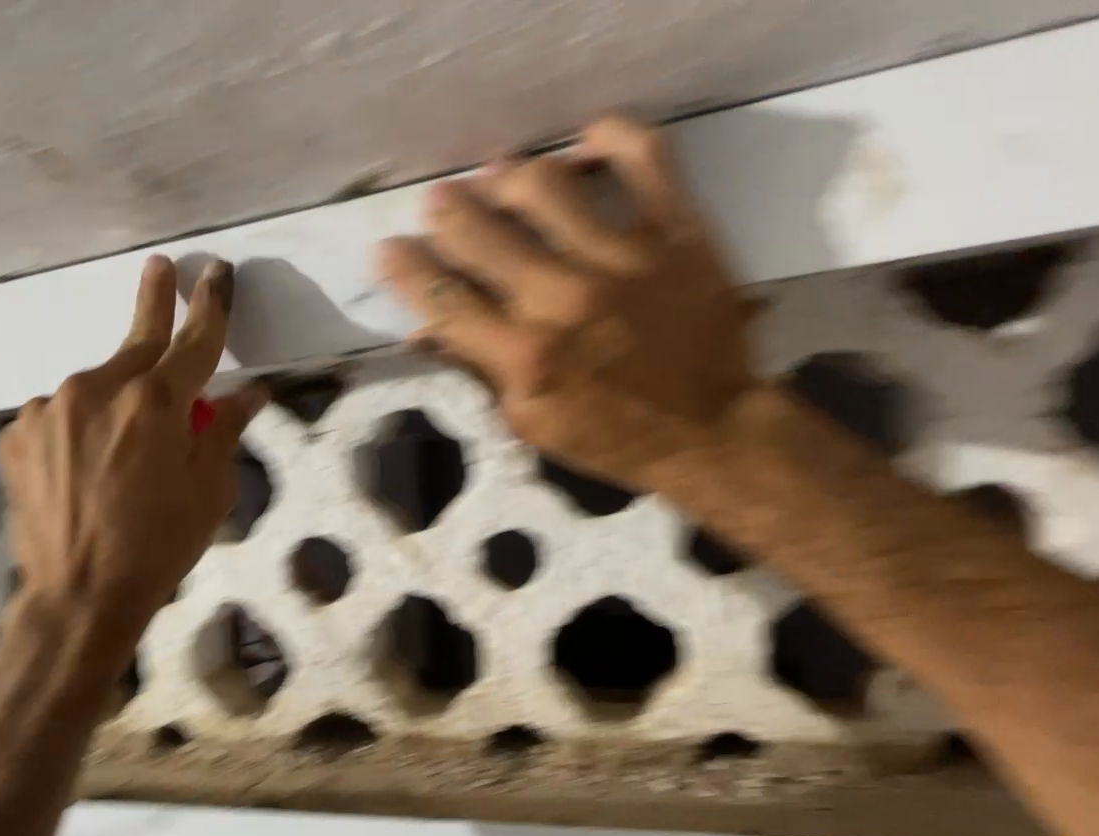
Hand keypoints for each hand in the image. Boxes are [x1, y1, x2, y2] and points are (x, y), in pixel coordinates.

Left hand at [0, 256, 265, 626]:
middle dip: (155, 302)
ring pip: (96, 386)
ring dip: (116, 397)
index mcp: (155, 402)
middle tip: (159, 267)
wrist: (79, 594)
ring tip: (123, 444)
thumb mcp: (209, 492)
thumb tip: (248, 392)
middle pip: (138, 339)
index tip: (216, 273)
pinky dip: (78, 427)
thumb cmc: (159, 546)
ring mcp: (51, 407)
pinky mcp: (19, 432)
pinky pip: (60, 415)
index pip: (195, 340)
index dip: (211, 305)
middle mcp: (99, 388)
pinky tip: (83, 465)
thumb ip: (224, 431)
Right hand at [377, 114, 756, 490]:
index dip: (404, 268)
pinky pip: (642, 157)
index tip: (389, 250)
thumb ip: (479, 371)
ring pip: (544, 185)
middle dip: (446, 213)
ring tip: (497, 178)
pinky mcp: (677, 232)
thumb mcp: (531, 423)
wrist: (709, 430)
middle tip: (441, 206)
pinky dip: (608, 137)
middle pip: (479, 232)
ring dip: (506, 177)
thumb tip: (426, 330)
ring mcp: (623, 258)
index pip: (443, 297)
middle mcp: (564, 300)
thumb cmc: (610, 435)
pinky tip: (583, 145)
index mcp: (525, 357)